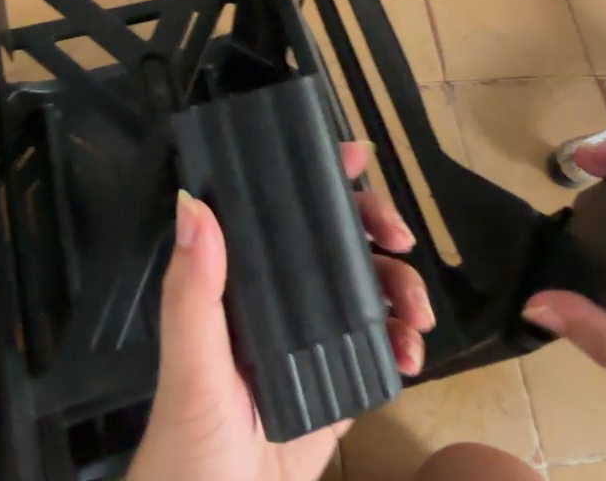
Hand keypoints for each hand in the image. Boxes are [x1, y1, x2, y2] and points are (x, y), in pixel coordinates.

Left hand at [126, 142, 431, 480]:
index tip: (355, 159)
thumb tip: (194, 201)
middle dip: (375, 231)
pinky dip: (401, 343)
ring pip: (364, 290)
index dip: (315, 180)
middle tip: (401, 239)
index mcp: (237, 284)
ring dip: (400, 288)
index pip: (275, 215)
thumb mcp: (189, 366)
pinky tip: (411, 356)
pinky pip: (377, 348)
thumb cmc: (188, 446)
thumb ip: (192, 292)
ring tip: (417, 313)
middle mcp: (275, 302)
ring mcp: (309, 342)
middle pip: (333, 243)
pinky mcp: (336, 384)